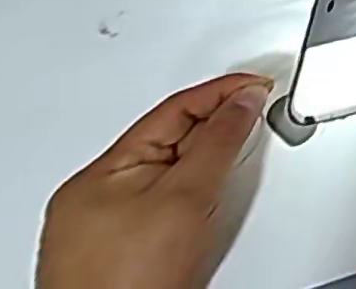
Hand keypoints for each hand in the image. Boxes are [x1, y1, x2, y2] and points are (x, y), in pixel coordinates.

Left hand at [37, 73, 272, 288]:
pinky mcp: (124, 249)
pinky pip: (170, 197)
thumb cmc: (130, 283)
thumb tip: (244, 97)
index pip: (175, 109)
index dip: (223, 92)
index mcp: (101, 175)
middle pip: (175, 136)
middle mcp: (97, 197)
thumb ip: (221, 138)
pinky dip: (198, 189)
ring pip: (175, 168)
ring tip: (234, 163)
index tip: (259, 86)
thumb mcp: (189, 194)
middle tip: (255, 115)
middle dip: (218, 126)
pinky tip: (213, 199)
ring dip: (210, 160)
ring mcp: (107, 226)